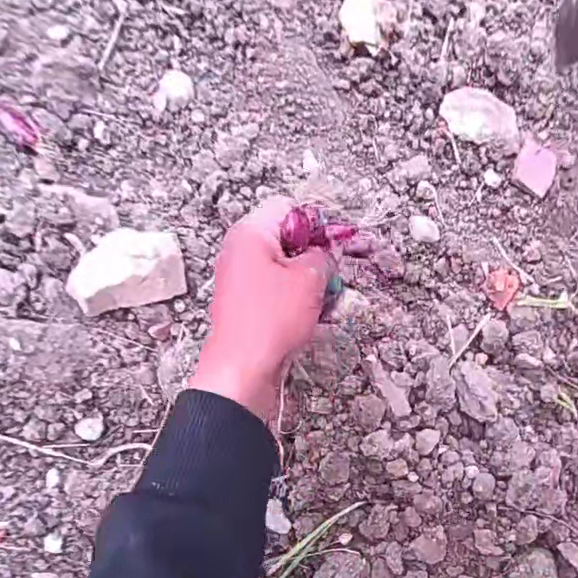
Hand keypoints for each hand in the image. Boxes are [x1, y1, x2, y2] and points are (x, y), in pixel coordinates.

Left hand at [187, 198, 335, 423]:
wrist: (244, 369)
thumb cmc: (267, 324)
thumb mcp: (309, 280)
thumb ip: (323, 256)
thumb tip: (328, 251)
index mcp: (250, 234)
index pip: (289, 208)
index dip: (317, 223)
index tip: (336, 243)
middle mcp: (241, 252)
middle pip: (288, 239)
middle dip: (315, 257)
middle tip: (330, 276)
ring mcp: (243, 279)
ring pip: (287, 267)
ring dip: (310, 282)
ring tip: (322, 301)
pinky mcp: (250, 304)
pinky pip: (280, 291)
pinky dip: (298, 300)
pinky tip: (311, 317)